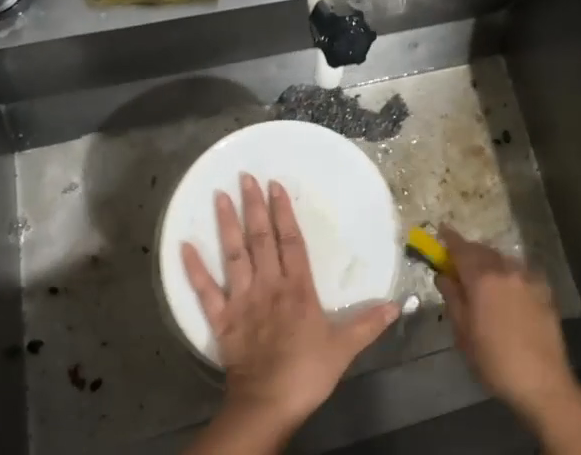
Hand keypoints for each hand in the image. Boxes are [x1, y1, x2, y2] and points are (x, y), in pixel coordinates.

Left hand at [182, 174, 399, 445]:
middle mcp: (268, 285)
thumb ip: (368, 323)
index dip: (283, 212)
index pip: (291, 241)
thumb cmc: (307, 373)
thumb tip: (396, 305)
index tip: (275, 185)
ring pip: (233, 254)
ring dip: (226, 224)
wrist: (268, 403)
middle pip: (260, 238)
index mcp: (297, 288)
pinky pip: (205, 290)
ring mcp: (241, 300)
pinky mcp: (221, 319)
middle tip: (245, 177)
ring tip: (218, 195)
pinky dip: (194, 268)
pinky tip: (183, 246)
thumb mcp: (344, 347)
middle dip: (253, 206)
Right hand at [437, 230, 580, 453]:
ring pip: (503, 260)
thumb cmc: (494, 360)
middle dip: (469, 251)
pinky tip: (507, 288)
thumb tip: (443, 275)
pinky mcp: (544, 291)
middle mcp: (505, 270)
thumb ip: (452, 298)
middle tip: (457, 259)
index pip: (461, 249)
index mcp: (482, 279)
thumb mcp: (463, 333)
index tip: (441, 230)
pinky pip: (521, 272)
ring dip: (489, 261)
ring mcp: (528, 279)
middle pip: (483, 251)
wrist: (542, 382)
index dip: (449, 239)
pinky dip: (508, 273)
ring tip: (482, 275)